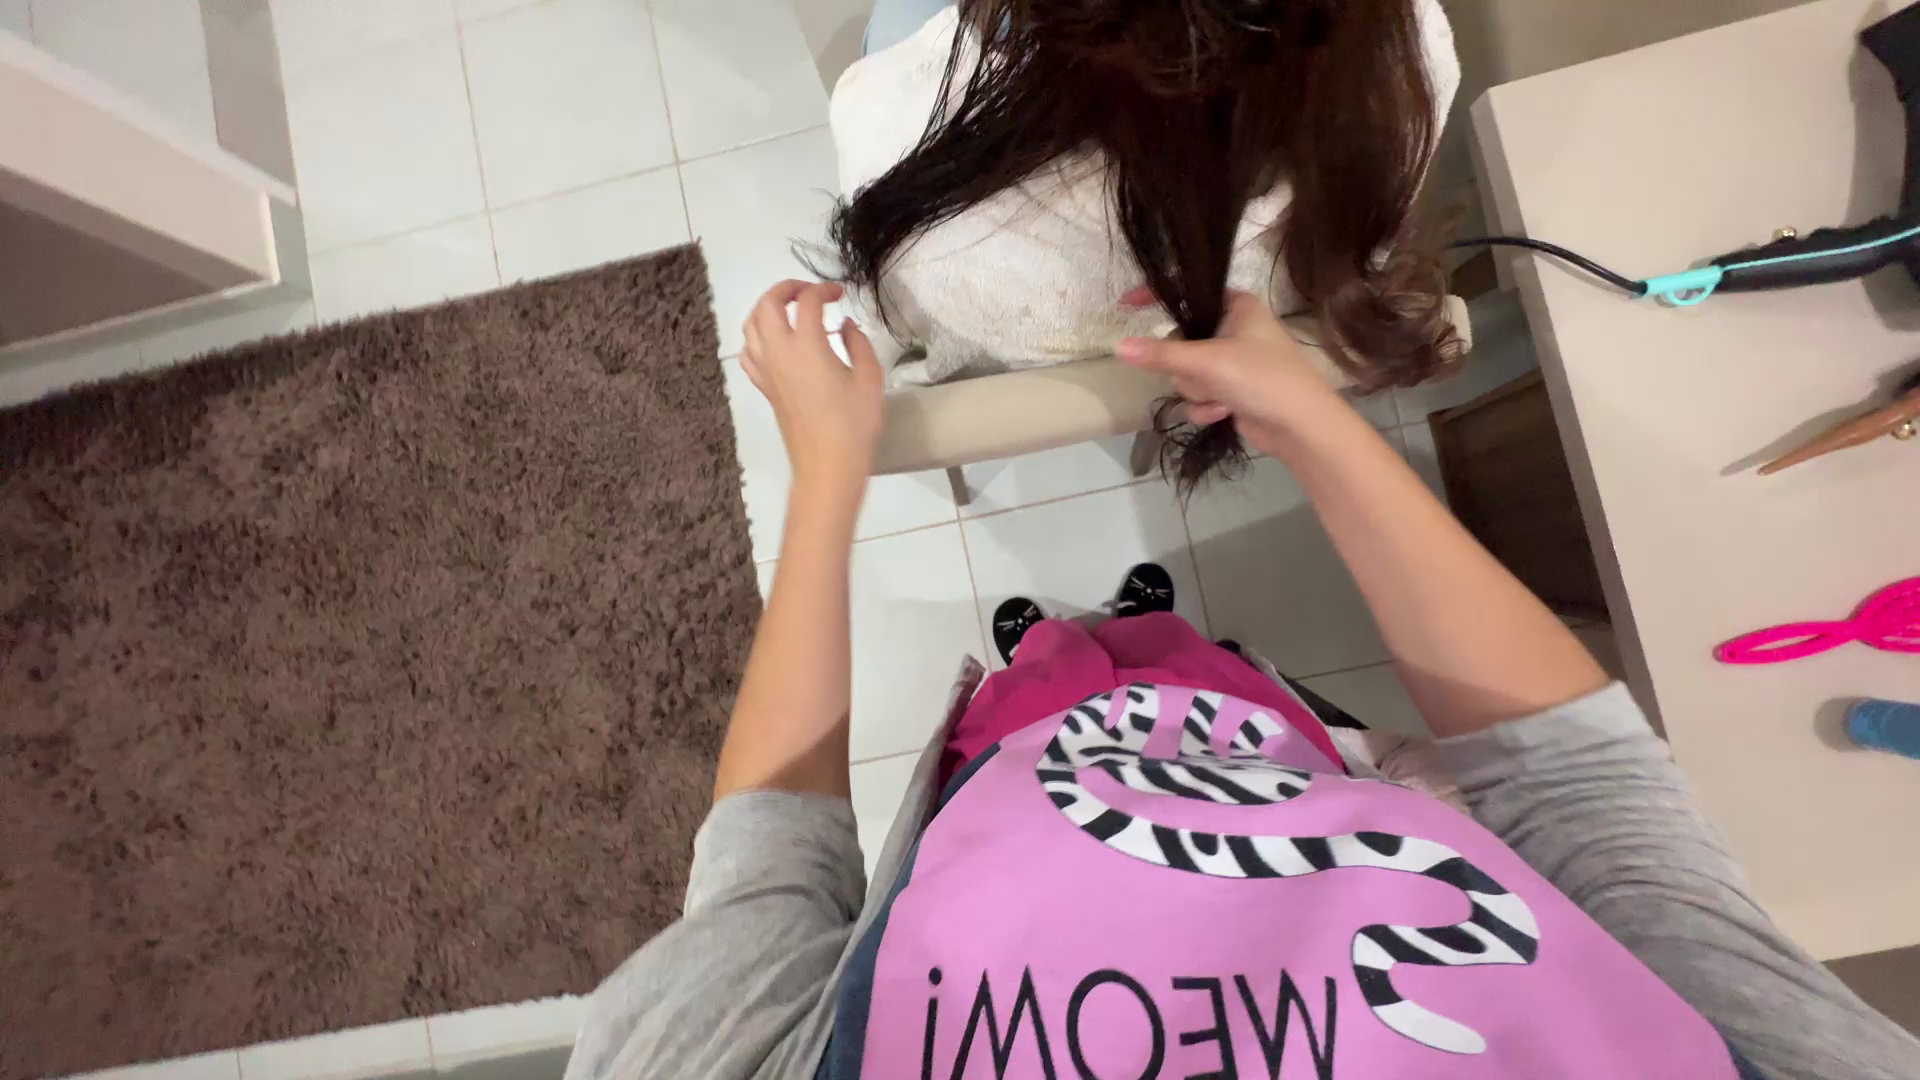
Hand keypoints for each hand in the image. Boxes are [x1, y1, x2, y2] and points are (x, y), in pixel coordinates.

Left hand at [742, 280, 884, 496]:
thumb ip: (858, 343)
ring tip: (789, 312)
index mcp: (807, 345)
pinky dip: (758, 339)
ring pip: (751, 326)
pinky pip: (749, 354)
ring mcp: (767, 371)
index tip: (840, 294)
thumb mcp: (869, 379)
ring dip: (767, 309)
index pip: (808, 301)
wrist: (828, 465)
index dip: (824, 289)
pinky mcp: (765, 388)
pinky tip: (775, 344)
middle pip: (767, 304)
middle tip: (810, 293)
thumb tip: (845, 326)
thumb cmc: (854, 424)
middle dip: (786, 289)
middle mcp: (779, 352)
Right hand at [1115, 288, 1346, 456]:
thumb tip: (1118, 347)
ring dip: (1197, 390)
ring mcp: (1232, 362)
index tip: (1126, 304)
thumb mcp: (1208, 361)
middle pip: (1181, 342)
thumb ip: (1161, 354)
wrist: (1299, 425)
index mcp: (1237, 306)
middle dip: (1185, 367)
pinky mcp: (1231, 390)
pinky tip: (1223, 413)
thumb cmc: (1261, 377)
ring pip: (1187, 373)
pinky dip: (1206, 406)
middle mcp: (1234, 329)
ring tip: (1221, 397)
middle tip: (1202, 373)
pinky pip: (1198, 395)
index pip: (1188, 293)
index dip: (1156, 296)